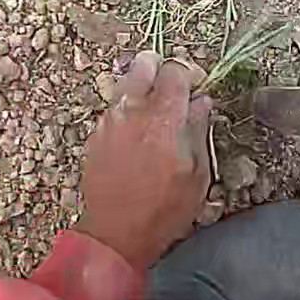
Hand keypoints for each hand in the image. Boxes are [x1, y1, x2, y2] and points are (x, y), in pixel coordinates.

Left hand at [77, 51, 213, 272]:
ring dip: (145, 91)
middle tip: (175, 92)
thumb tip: (202, 102)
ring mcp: (109, 121)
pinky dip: (130, 112)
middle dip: (162, 69)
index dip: (190, 73)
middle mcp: (132, 111)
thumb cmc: (165, 208)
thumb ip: (199, 130)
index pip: (175, 70)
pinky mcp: (96, 135)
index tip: (198, 88)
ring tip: (158, 118)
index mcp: (163, 117)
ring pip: (127, 84)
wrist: (115, 235)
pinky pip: (116, 109)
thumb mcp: (198, 173)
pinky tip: (140, 138)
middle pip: (144, 63)